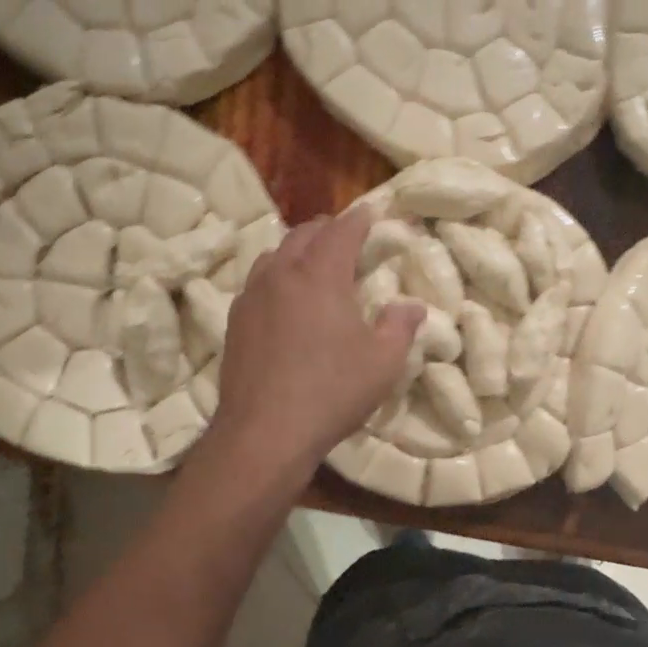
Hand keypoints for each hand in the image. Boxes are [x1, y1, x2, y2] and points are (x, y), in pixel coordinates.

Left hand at [210, 206, 424, 468]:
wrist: (265, 431)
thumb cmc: (332, 392)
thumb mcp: (383, 363)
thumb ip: (400, 328)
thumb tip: (412, 306)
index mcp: (320, 275)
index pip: (342, 231)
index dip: (360, 219)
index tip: (372, 213)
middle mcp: (281, 274)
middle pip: (304, 234)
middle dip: (327, 230)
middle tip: (345, 237)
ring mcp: (252, 297)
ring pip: (275, 256)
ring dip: (298, 252)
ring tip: (313, 265)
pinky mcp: (235, 322)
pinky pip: (258, 284)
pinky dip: (277, 279)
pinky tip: (285, 302)